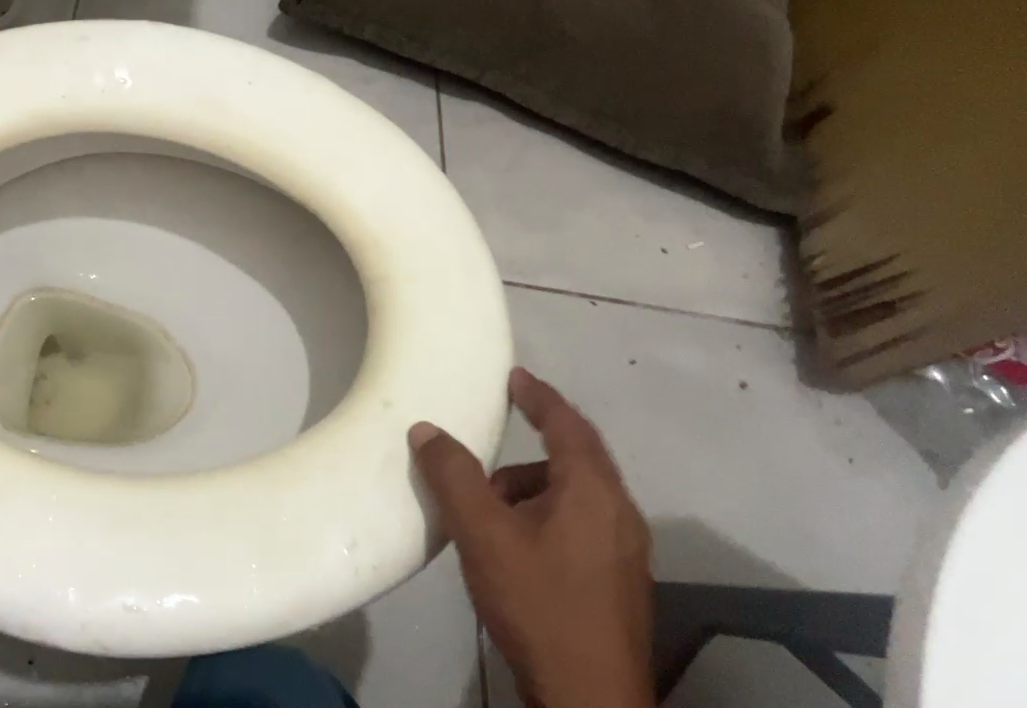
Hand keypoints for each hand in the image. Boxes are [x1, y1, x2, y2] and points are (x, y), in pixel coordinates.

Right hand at [409, 368, 654, 707]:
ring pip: (576, 496)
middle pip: (578, 459)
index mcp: (594, 493)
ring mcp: (625, 552)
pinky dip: (544, 513)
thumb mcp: (482, 532)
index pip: (569, 426)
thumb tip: (427, 430)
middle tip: (495, 433)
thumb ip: (453, 475)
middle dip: (534, 442)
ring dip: (533, 485)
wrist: (588, 697)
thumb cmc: (538, 601)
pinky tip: (512, 544)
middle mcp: (620, 514)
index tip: (515, 376)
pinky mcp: (617, 582)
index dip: (540, 397)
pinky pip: (580, 524)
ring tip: (487, 506)